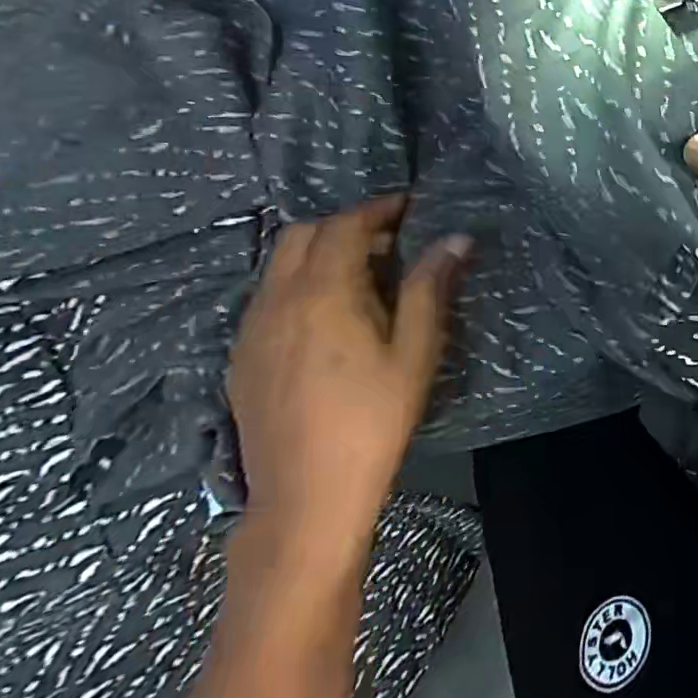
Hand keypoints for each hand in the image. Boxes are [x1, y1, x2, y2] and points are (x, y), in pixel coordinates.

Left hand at [228, 195, 472, 535]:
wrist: (307, 491)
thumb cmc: (376, 416)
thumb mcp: (416, 351)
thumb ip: (429, 289)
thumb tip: (455, 239)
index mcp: (321, 297)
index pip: (343, 228)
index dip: (378, 209)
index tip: (413, 206)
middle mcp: (275, 303)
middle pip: (301, 237)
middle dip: (347, 225)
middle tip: (395, 238)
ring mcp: (250, 331)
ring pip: (279, 266)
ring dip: (323, 253)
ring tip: (371, 274)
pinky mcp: (242, 357)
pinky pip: (269, 297)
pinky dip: (302, 283)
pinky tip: (336, 315)